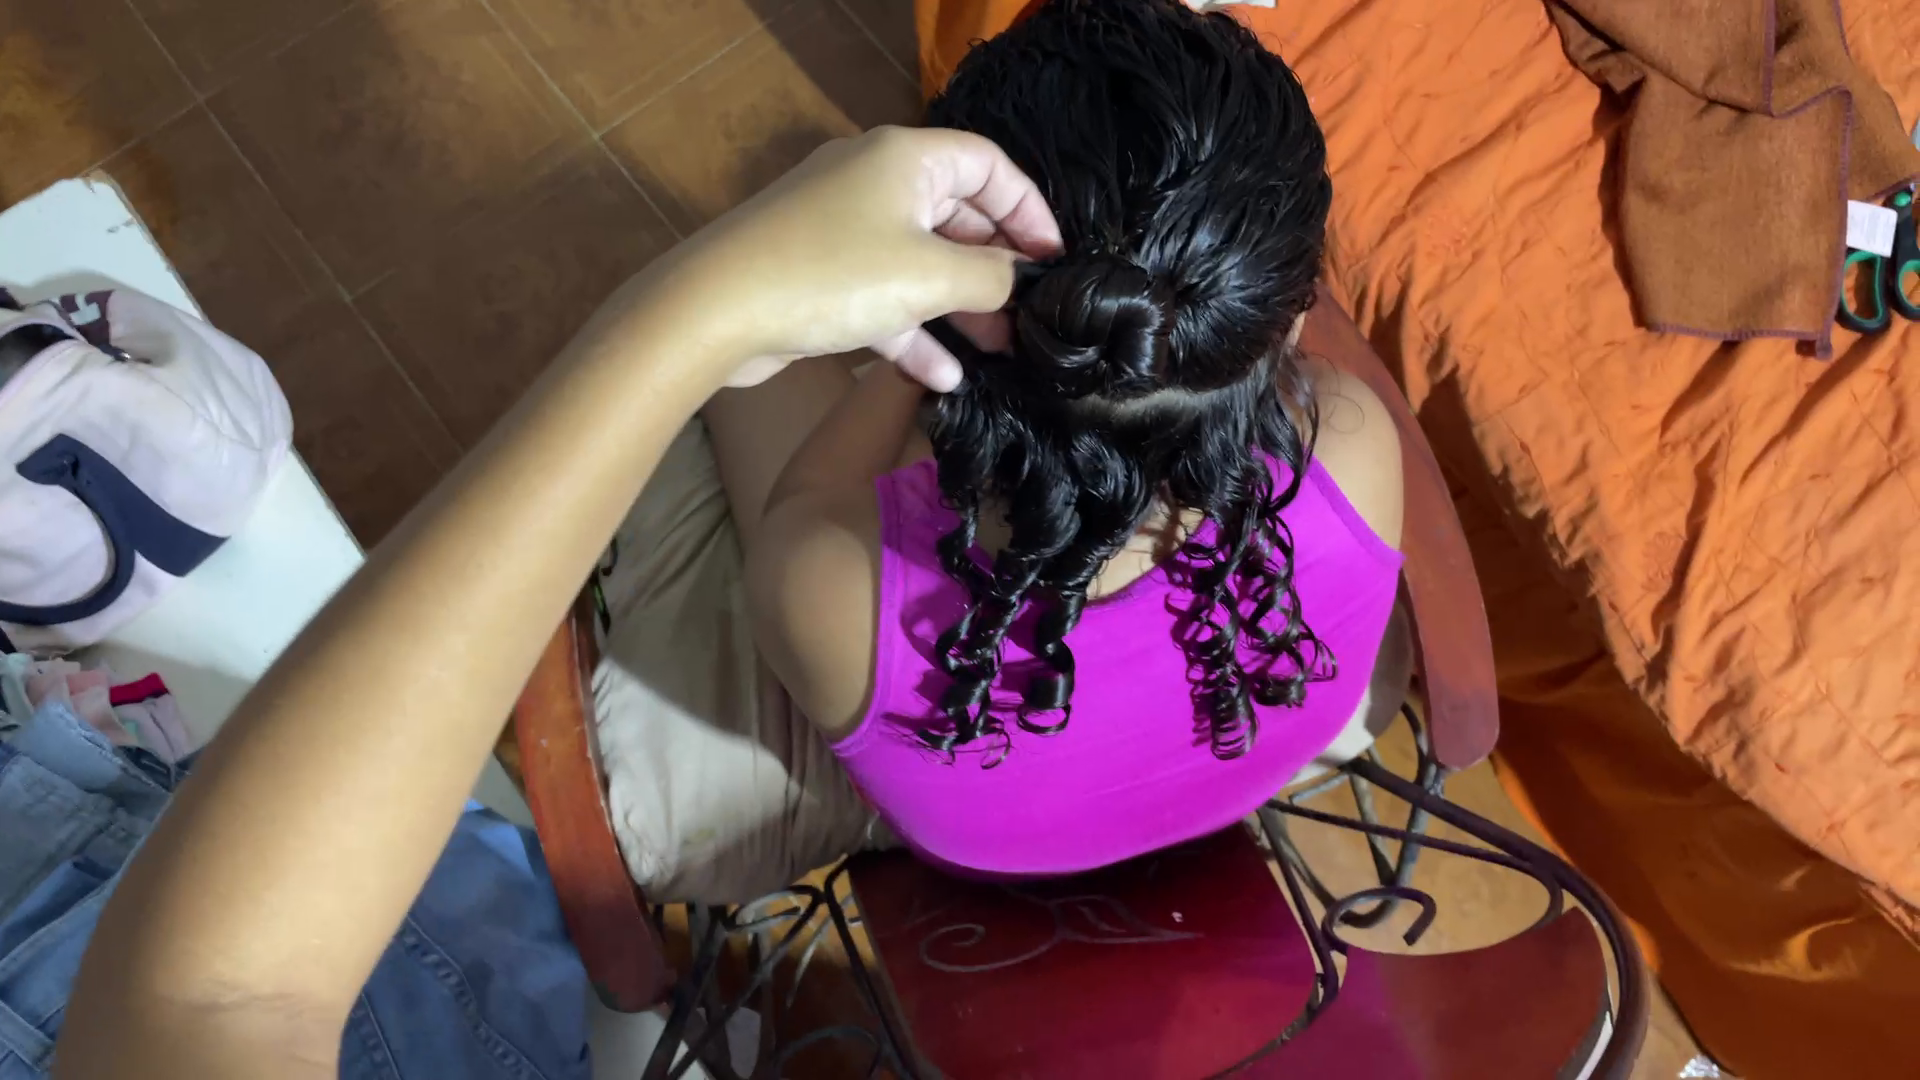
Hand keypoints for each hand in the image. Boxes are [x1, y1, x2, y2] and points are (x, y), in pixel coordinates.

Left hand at [665, 125, 1061, 390]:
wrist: (718, 310)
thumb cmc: (834, 275)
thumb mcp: (929, 276)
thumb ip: (988, 276)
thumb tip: (1018, 278)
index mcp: (906, 160)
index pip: (989, 167)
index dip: (1029, 211)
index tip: (1054, 259)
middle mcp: (876, 185)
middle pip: (956, 220)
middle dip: (995, 272)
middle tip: (1028, 317)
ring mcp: (846, 232)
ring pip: (921, 266)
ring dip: (959, 310)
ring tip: (999, 352)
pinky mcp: (824, 278)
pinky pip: (884, 299)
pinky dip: (913, 333)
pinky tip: (943, 378)